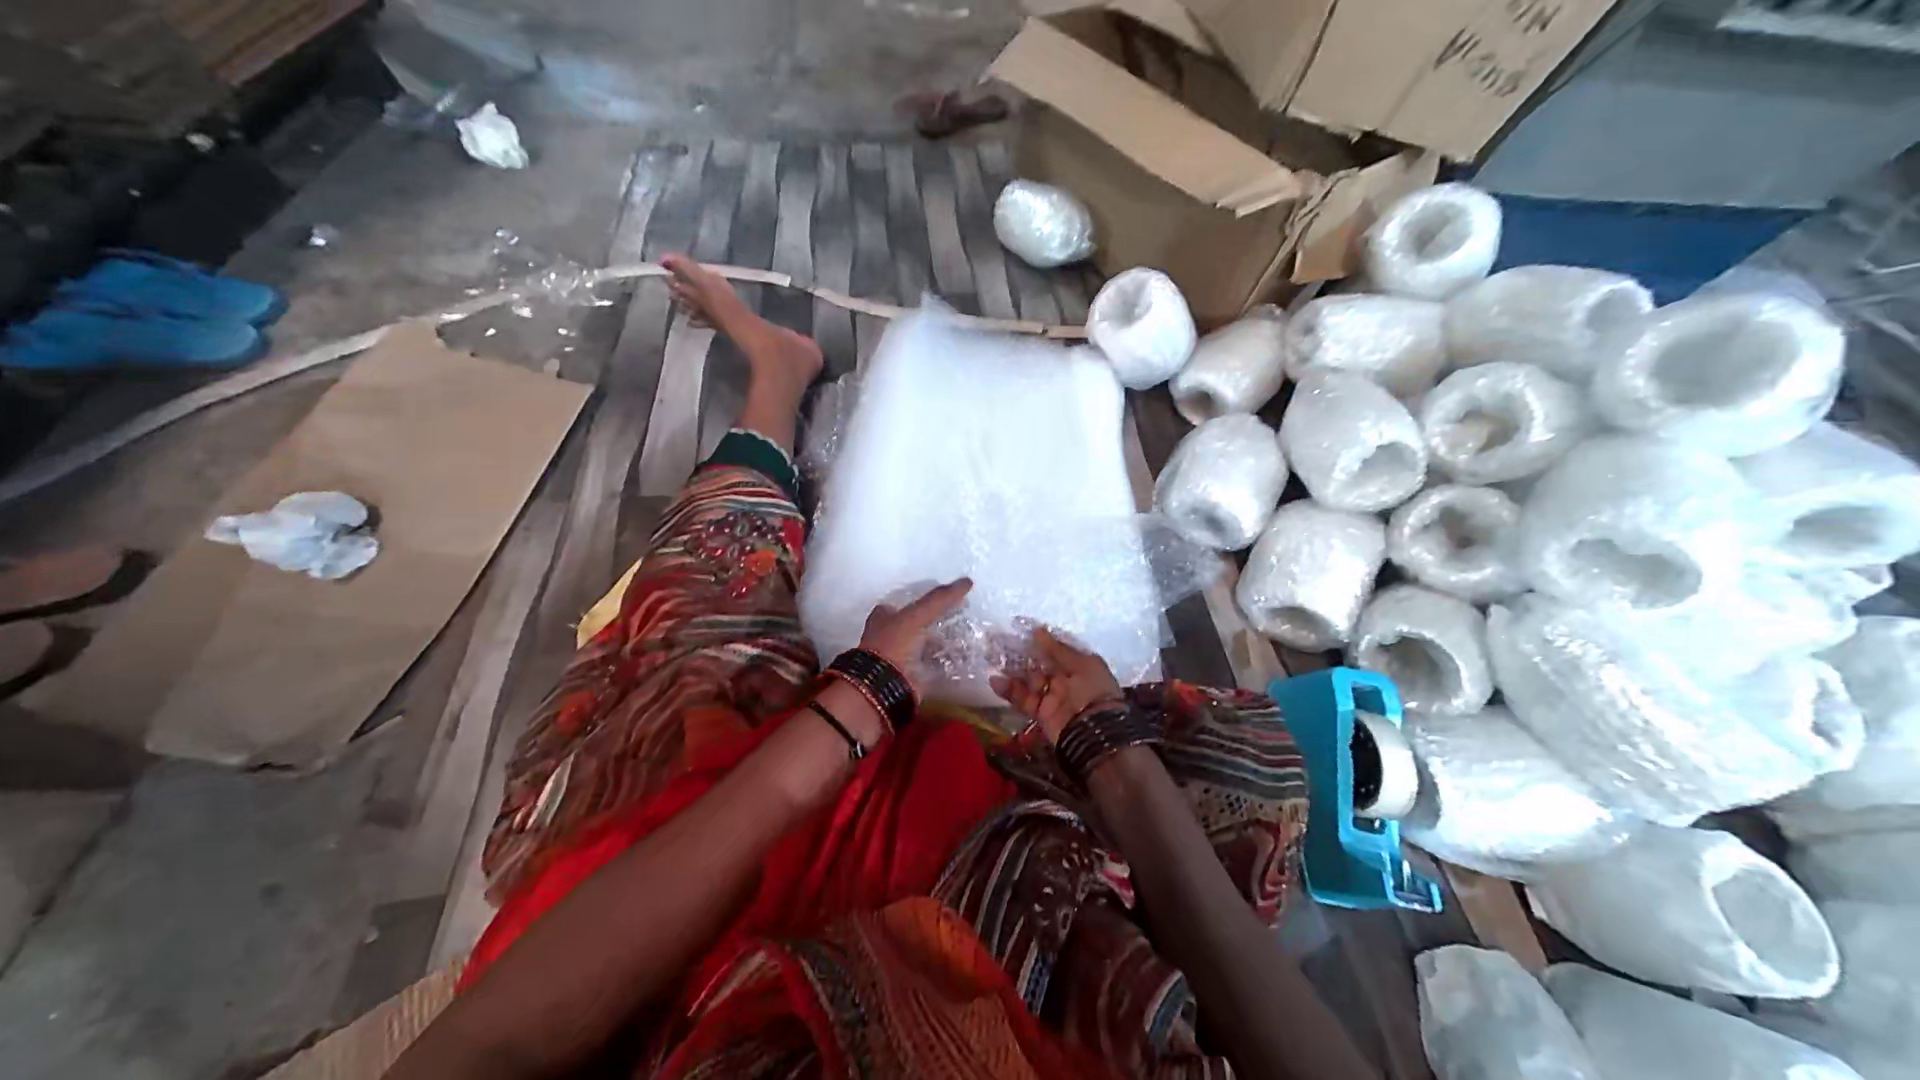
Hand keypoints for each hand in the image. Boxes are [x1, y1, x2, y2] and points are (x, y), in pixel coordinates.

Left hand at [858, 578, 972, 691]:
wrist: (887, 683)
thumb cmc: (894, 643)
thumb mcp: (917, 615)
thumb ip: (939, 599)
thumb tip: (967, 581)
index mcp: (885, 617)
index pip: (905, 602)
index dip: (924, 599)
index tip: (946, 597)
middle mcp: (892, 635)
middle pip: (918, 623)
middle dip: (936, 620)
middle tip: (961, 613)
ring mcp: (903, 655)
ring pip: (928, 643)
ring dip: (944, 640)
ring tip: (968, 633)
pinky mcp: (915, 673)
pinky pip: (935, 662)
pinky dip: (947, 659)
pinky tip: (964, 654)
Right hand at [991, 626, 1122, 741]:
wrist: (1095, 732)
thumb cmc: (1093, 691)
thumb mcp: (1081, 665)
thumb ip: (1057, 650)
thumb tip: (1038, 631)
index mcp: (1079, 666)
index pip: (1056, 651)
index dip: (1039, 642)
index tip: (1020, 633)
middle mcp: (1065, 680)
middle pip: (1039, 665)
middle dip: (1021, 655)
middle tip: (1000, 644)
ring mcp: (1052, 697)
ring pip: (1029, 681)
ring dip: (1012, 672)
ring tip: (992, 661)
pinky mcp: (1041, 713)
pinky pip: (1023, 699)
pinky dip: (1010, 691)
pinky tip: (995, 681)